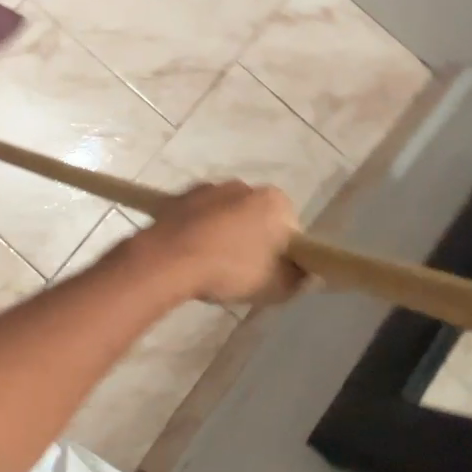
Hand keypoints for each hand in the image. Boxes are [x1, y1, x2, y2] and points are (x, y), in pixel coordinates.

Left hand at [122, 181, 306, 305]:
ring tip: (210, 264)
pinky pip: (194, 218)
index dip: (282, 253)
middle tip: (241, 270)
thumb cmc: (230, 269)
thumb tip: (304, 272)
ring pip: (222, 215)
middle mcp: (240, 185)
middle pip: (254, 217)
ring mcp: (203, 188)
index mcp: (274, 201)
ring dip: (220, 234)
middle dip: (250, 239)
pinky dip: (194, 231)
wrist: (167, 259)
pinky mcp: (174, 198)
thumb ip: (298, 278)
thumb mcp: (278, 286)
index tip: (269, 272)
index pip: (289, 228)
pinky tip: (189, 255)